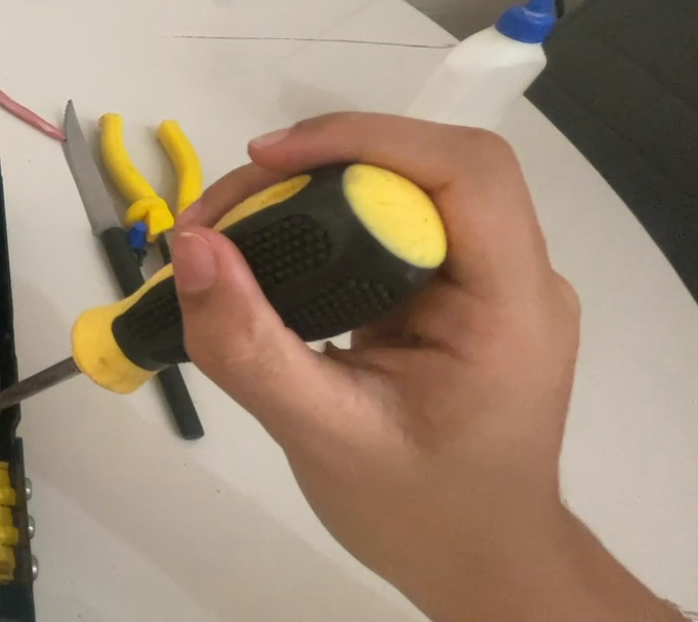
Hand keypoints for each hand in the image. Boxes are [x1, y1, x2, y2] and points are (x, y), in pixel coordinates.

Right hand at [172, 113, 677, 621]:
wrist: (471, 558)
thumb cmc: (417, 509)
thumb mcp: (319, 433)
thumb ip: (247, 345)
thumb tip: (190, 245)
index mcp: (507, 305)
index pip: (464, 172)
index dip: (363, 139)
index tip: (264, 161)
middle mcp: (499, 272)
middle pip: (408, 166)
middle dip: (300, 168)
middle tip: (210, 217)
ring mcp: (465, 275)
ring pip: (379, 183)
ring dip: (288, 189)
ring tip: (212, 233)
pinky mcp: (426, 284)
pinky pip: (361, 218)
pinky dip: (294, 216)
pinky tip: (248, 249)